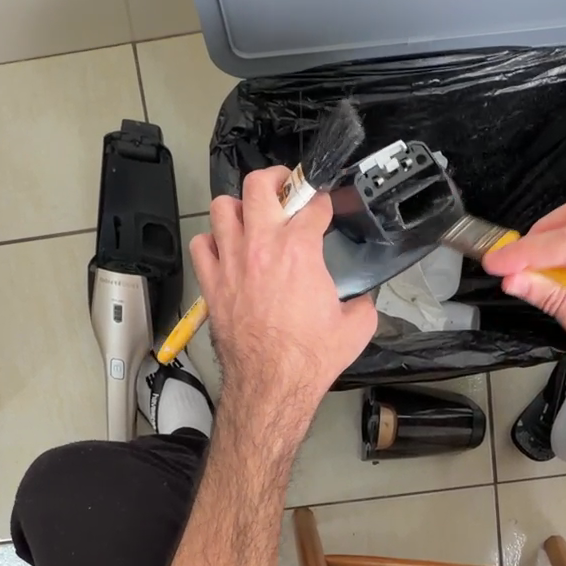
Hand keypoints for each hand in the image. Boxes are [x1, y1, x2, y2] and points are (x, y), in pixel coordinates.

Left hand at [191, 167, 376, 430]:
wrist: (272, 386)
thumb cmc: (309, 359)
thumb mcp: (356, 328)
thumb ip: (363, 303)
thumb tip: (363, 300)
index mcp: (299, 249)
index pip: (312, 204)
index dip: (323, 202)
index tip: (324, 209)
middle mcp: (261, 246)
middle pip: (258, 184)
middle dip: (275, 180)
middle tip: (283, 190)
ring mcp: (231, 263)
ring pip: (222, 208)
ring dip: (238, 207)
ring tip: (250, 219)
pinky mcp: (213, 285)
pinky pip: (201, 245)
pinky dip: (212, 242)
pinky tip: (225, 250)